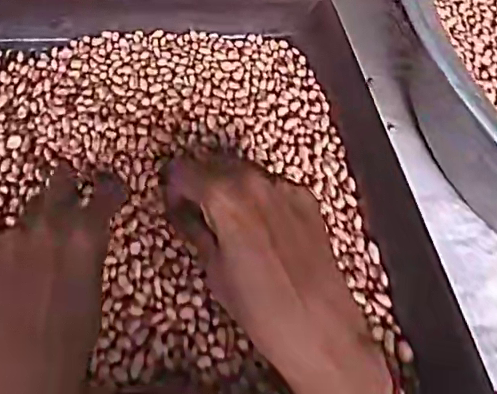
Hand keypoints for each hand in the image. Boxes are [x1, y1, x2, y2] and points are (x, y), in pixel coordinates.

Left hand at [0, 167, 125, 393]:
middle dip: (69, 183)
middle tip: (75, 193)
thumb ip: (88, 258)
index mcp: (85, 236)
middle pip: (61, 181)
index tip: (114, 188)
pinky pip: (10, 236)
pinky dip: (18, 244)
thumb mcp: (91, 299)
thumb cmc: (64, 352)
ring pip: (33, 209)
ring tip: (46, 241)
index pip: (105, 193)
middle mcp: (50, 224)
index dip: (111, 189)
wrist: (10, 376)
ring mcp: (16, 234)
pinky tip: (20, 269)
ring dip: (42, 218)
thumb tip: (87, 244)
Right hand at [165, 154, 392, 393]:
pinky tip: (260, 226)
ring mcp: (281, 186)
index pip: (184, 171)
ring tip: (228, 219)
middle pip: (212, 163)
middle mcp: (252, 180)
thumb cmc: (265, 311)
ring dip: (228, 185)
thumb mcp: (215, 271)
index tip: (173, 202)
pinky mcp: (304, 197)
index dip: (172, 187)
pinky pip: (270, 185)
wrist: (324, 332)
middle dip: (199, 183)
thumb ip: (195, 230)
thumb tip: (183, 213)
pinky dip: (258, 196)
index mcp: (223, 196)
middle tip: (194, 209)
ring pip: (242, 170)